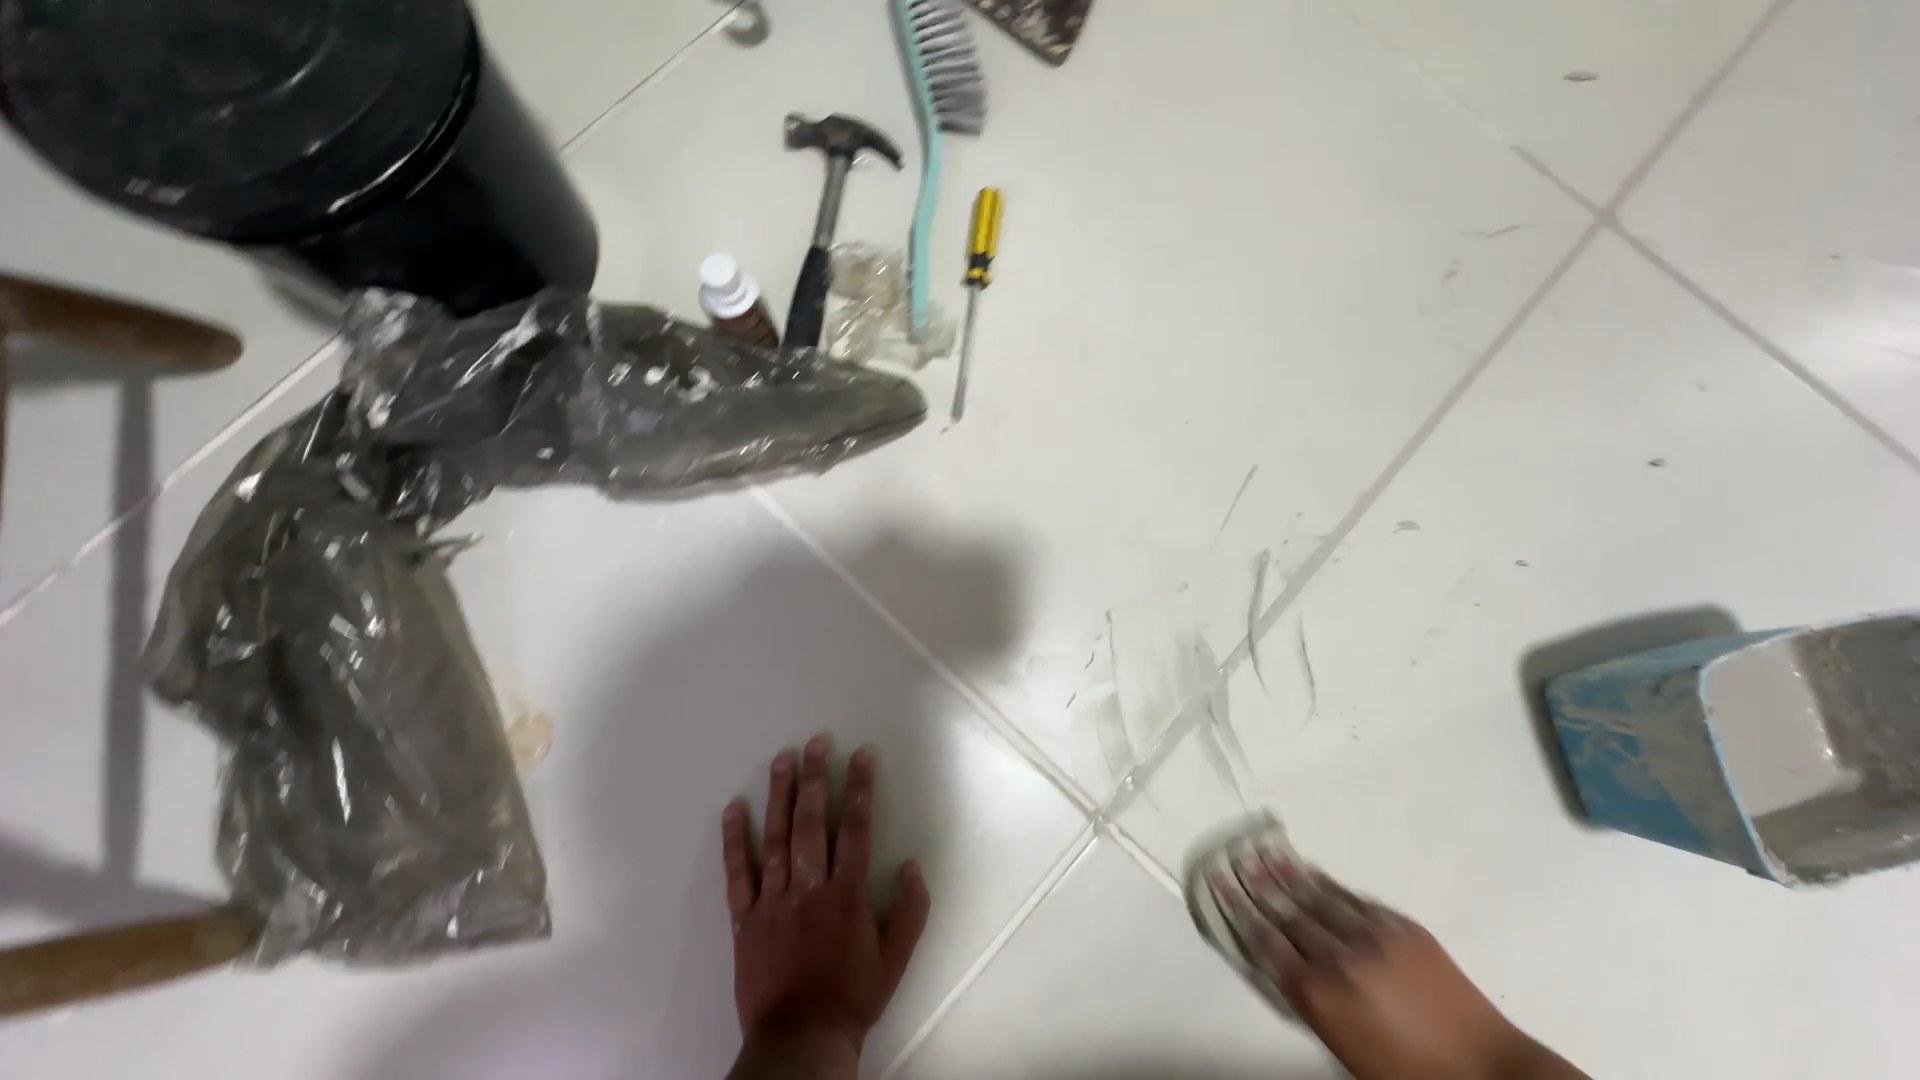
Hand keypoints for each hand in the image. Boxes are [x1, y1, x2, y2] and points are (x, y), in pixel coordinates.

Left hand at [723, 737, 930, 1073]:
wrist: (800, 1036)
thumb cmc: (852, 996)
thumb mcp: (895, 959)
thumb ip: (910, 911)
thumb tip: (915, 866)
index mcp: (847, 895)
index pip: (856, 830)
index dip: (860, 790)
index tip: (860, 756)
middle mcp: (810, 888)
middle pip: (813, 823)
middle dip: (817, 779)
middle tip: (817, 743)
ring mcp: (774, 900)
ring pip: (776, 838)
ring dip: (780, 796)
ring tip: (782, 759)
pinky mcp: (745, 918)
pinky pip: (738, 874)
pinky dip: (734, 841)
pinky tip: (733, 809)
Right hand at [1211, 854, 1586, 1079]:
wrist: (1483, 1069)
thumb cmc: (1404, 1072)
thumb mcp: (1340, 1045)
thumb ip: (1306, 999)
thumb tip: (1279, 963)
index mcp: (1318, 992)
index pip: (1264, 938)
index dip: (1238, 906)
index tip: (1219, 878)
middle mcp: (1338, 956)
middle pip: (1287, 910)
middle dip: (1257, 881)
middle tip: (1236, 854)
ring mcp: (1372, 936)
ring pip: (1318, 896)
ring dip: (1288, 873)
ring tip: (1265, 850)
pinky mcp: (1402, 927)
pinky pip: (1354, 899)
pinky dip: (1328, 884)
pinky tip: (1313, 872)